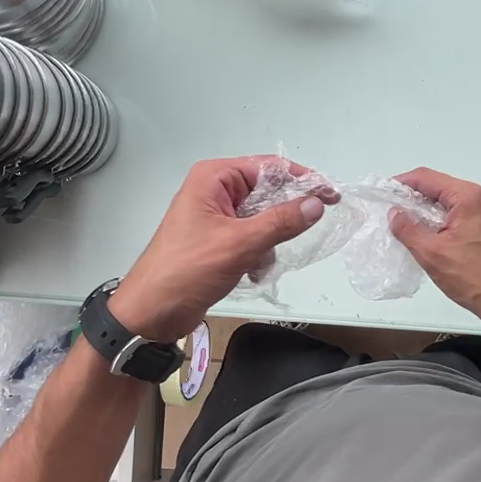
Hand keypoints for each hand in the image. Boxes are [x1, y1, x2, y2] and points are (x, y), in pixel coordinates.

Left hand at [110, 157, 335, 341]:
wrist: (150, 313)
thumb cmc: (186, 271)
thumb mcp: (239, 243)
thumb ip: (281, 222)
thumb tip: (315, 204)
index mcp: (214, 178)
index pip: (268, 167)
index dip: (301, 179)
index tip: (329, 196)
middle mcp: (214, 191)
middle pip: (266, 192)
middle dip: (282, 216)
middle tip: (303, 230)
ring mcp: (215, 217)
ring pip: (262, 217)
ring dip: (269, 240)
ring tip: (261, 260)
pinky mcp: (217, 240)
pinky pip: (252, 237)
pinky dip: (259, 253)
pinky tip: (253, 271)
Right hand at [389, 168, 480, 334]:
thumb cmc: (473, 278)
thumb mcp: (431, 253)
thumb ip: (408, 229)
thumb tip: (394, 214)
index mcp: (468, 197)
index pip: (427, 178)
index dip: (403, 183)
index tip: (385, 193)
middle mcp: (480, 196)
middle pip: (438, 185)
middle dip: (413, 196)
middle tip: (392, 209)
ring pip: (447, 198)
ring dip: (426, 207)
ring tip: (405, 221)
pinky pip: (457, 209)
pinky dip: (440, 216)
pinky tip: (426, 230)